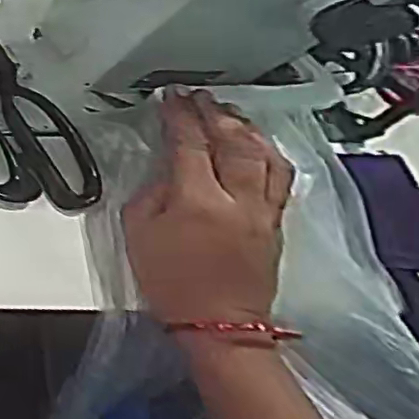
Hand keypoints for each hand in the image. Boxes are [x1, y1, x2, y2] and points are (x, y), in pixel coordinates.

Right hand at [123, 90, 293, 324]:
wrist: (215, 322)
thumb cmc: (168, 277)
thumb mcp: (138, 226)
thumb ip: (152, 190)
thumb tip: (167, 170)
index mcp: (198, 201)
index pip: (190, 145)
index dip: (179, 116)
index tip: (170, 99)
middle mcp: (239, 203)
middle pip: (235, 144)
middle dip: (215, 114)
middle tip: (198, 97)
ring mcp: (264, 214)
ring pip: (267, 158)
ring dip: (247, 129)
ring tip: (229, 113)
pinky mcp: (276, 225)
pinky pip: (280, 178)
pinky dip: (267, 153)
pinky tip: (256, 145)